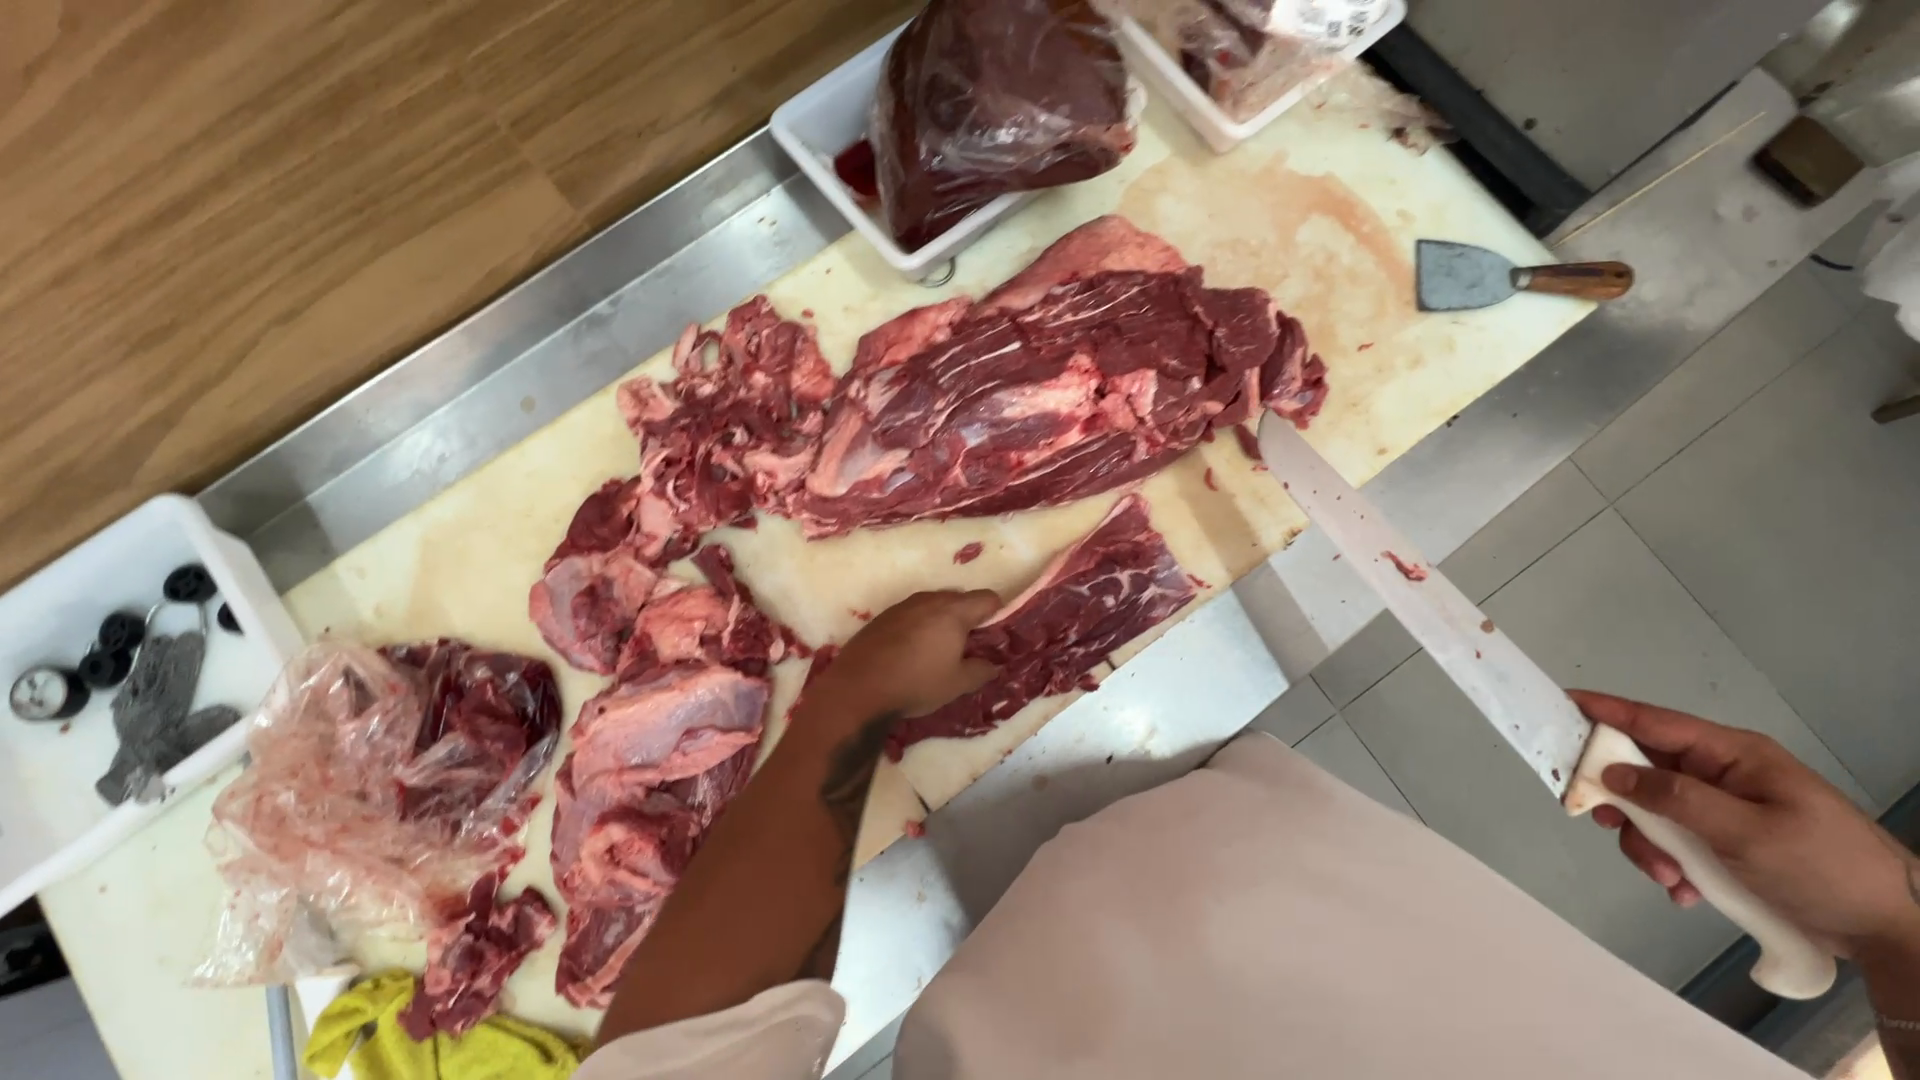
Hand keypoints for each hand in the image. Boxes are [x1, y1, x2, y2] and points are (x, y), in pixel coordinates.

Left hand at [816, 590, 1001, 718]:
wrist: (858, 687)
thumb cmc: (916, 683)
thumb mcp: (957, 684)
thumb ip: (981, 671)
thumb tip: (993, 665)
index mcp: (953, 612)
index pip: (987, 598)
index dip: (996, 614)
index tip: (992, 635)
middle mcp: (929, 600)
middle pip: (959, 598)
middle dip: (968, 617)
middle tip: (967, 646)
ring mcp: (902, 606)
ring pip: (933, 605)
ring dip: (941, 621)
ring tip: (937, 650)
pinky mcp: (882, 616)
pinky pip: (911, 614)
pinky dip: (918, 626)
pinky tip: (910, 652)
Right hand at [1571, 691, 1919, 959]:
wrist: (1894, 931)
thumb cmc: (1823, 868)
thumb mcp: (1745, 832)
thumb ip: (1674, 797)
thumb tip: (1611, 773)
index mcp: (1731, 755)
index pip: (1652, 721)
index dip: (1602, 711)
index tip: (1558, 703)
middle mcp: (1721, 774)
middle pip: (1641, 771)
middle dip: (1622, 803)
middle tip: (1607, 825)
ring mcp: (1723, 809)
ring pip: (1651, 811)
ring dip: (1648, 845)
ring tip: (1670, 879)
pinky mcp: (1725, 842)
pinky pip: (1673, 842)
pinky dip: (1670, 866)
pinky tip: (1687, 891)